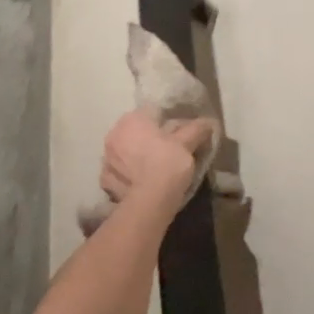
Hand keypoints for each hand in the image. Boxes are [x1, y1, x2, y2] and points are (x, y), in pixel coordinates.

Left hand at [99, 107, 215, 211]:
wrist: (149, 200)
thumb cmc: (168, 164)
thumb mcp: (186, 145)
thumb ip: (196, 130)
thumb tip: (209, 121)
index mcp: (133, 119)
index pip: (151, 112)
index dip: (166, 122)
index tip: (177, 135)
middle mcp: (114, 132)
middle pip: (135, 131)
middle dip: (148, 138)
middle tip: (166, 152)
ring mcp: (106, 155)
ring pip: (124, 150)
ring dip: (134, 155)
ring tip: (151, 168)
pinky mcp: (104, 177)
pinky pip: (117, 171)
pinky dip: (126, 174)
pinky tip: (138, 182)